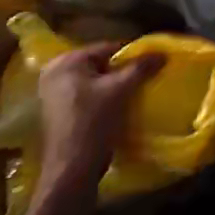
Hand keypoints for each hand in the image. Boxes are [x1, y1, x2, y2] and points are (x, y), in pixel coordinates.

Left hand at [35, 45, 162, 193]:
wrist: (73, 166)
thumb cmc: (94, 122)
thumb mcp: (120, 91)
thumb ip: (140, 68)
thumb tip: (161, 53)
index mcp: (66, 62)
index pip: (106, 48)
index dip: (132, 54)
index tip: (153, 63)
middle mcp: (54, 72)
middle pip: (99, 64)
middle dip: (122, 71)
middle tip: (146, 79)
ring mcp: (53, 93)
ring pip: (94, 81)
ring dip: (114, 86)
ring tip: (136, 93)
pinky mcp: (59, 110)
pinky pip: (87, 95)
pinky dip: (103, 98)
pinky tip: (119, 107)